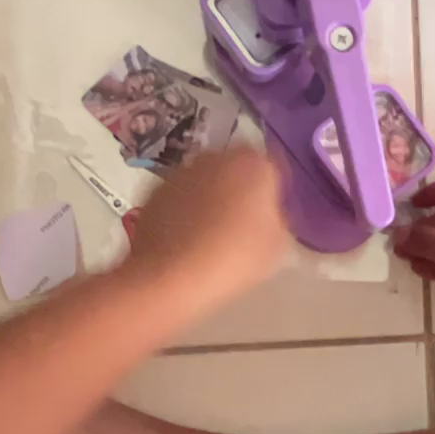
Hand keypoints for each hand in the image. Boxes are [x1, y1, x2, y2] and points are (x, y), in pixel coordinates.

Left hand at [123, 146, 288, 311]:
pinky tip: (186, 238)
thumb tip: (268, 217)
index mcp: (255, 165)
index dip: (273, 192)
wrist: (169, 275)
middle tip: (244, 222)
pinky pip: (181, 195)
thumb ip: (278, 221)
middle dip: (241, 189)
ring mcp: (182, 171)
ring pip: (206, 179)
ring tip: (212, 232)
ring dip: (211, 197)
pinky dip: (185, 208)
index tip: (272, 213)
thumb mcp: (276, 247)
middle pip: (237, 168)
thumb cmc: (233, 259)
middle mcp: (218, 157)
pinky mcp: (156, 190)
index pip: (273, 168)